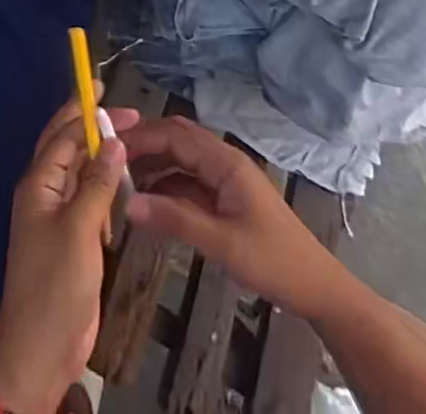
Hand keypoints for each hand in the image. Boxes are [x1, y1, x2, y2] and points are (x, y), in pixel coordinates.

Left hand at [0, 98, 137, 413]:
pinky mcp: (71, 235)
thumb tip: (114, 140)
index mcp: (38, 183)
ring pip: (78, 170)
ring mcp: (56, 214)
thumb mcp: (79, 230)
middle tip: (122, 108)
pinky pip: (87, 196)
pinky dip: (103, 183)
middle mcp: (44, 191)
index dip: (85, 112)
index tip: (108, 91)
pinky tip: (122, 181)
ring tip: (128, 138)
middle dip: (90, 124)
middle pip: (66, 146)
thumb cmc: (56, 284)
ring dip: (99, 152)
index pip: (63, 135)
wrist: (40, 346)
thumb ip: (97, 184)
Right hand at [121, 115, 336, 318]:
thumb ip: (174, 219)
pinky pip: (186, 181)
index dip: (140, 137)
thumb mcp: (221, 243)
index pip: (174, 136)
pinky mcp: (223, 197)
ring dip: (151, 164)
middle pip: (176, 139)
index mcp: (225, 162)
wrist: (318, 289)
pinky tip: (145, 201)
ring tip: (120, 180)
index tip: (107, 147)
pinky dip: (164, 185)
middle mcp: (223, 162)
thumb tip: (127, 203)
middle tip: (108, 159)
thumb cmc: (274, 262)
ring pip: (179, 159)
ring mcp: (223, 179)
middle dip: (143, 144)